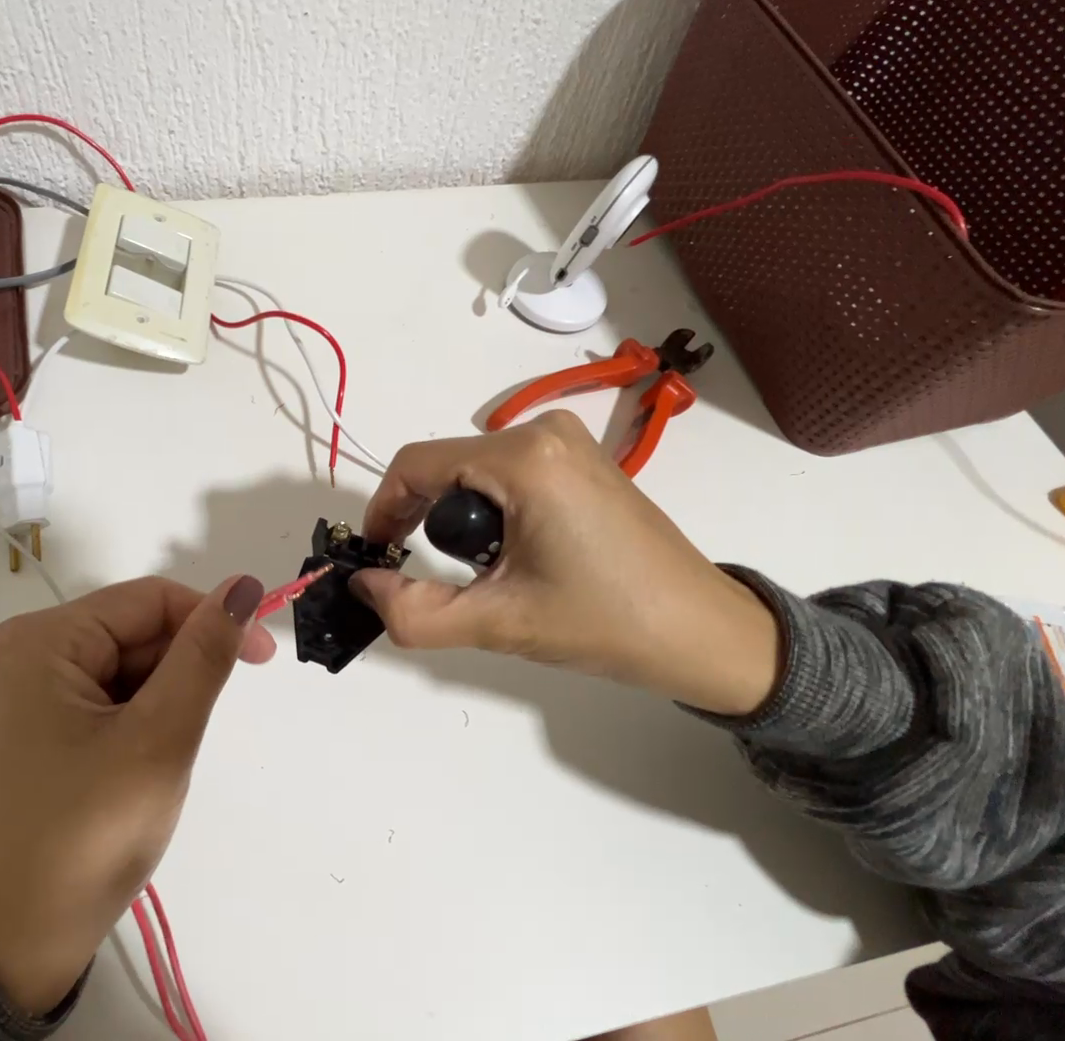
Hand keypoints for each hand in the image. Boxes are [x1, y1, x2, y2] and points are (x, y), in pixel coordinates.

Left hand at [0, 575, 272, 1014]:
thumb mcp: (161, 737)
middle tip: (196, 729)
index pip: (151, 600)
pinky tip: (147, 756)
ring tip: (165, 752)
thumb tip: (245, 585)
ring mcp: (40, 686)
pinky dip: (150, 715)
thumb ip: (205, 655)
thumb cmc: (93, 832)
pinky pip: (120, 691)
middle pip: (140, 628)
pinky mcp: (52, 718)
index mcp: (45, 640)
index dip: (212, 618)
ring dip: (169, 696)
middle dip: (184, 669)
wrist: (32, 931)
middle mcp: (35, 650)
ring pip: (136, 662)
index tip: (264, 656)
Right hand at [354, 411, 779, 715]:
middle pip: (447, 467)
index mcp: (524, 458)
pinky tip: (522, 557)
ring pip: (475, 473)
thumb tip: (362, 585)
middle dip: (432, 523)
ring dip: (465, 523)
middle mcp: (543, 432)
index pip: (416, 464)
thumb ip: (414, 611)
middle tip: (455, 578)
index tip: (378, 556)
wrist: (702, 632)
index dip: (383, 509)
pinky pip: (508, 475)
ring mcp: (568, 442)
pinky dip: (494, 513)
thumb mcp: (499, 622)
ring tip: (497, 575)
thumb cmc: (603, 623)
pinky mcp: (582, 460)